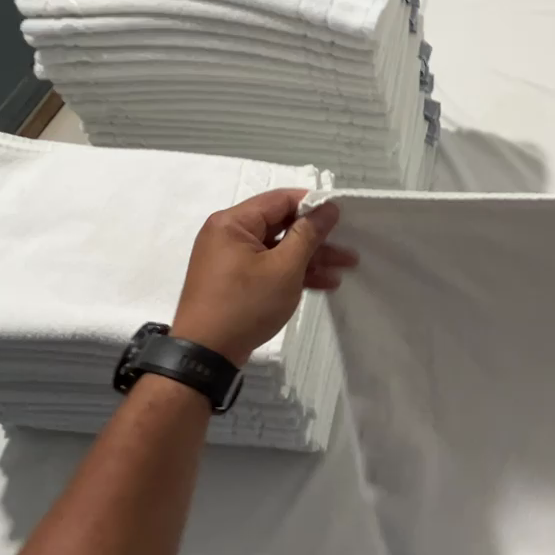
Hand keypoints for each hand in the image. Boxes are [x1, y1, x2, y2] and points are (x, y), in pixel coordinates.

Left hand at [171, 189, 356, 365]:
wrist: (205, 355)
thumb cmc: (245, 305)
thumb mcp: (284, 268)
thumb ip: (308, 234)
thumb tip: (327, 208)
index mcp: (233, 222)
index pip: (280, 199)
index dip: (314, 205)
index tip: (343, 216)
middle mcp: (228, 234)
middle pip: (281, 224)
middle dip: (317, 237)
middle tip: (349, 245)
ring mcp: (230, 258)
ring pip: (278, 248)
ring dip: (310, 257)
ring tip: (345, 268)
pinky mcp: (235, 280)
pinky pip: (269, 266)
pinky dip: (293, 272)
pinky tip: (322, 282)